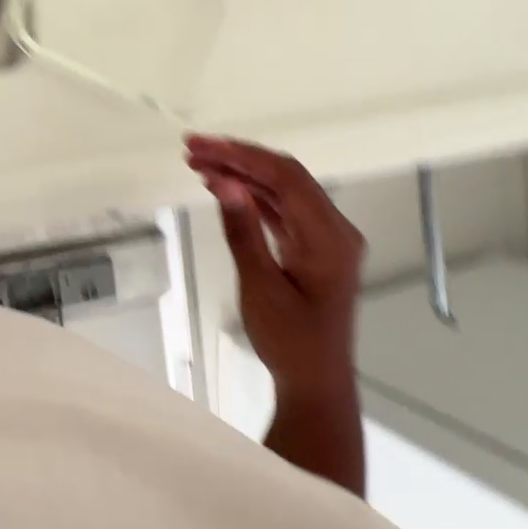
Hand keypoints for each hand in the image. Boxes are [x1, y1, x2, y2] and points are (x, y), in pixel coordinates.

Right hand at [186, 136, 364, 396]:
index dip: (242, 155)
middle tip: (192, 150)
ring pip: (283, 190)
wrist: (314, 382)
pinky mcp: (313, 248)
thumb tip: (224, 182)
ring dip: (242, 174)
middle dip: (238, 158)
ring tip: (199, 164)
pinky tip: (223, 188)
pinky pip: (283, 209)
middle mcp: (334, 229)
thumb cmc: (289, 341)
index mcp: (330, 236)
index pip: (286, 177)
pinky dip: (252, 196)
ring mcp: (326, 238)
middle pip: (286, 176)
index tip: (202, 147)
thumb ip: (244, 231)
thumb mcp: (260, 287)